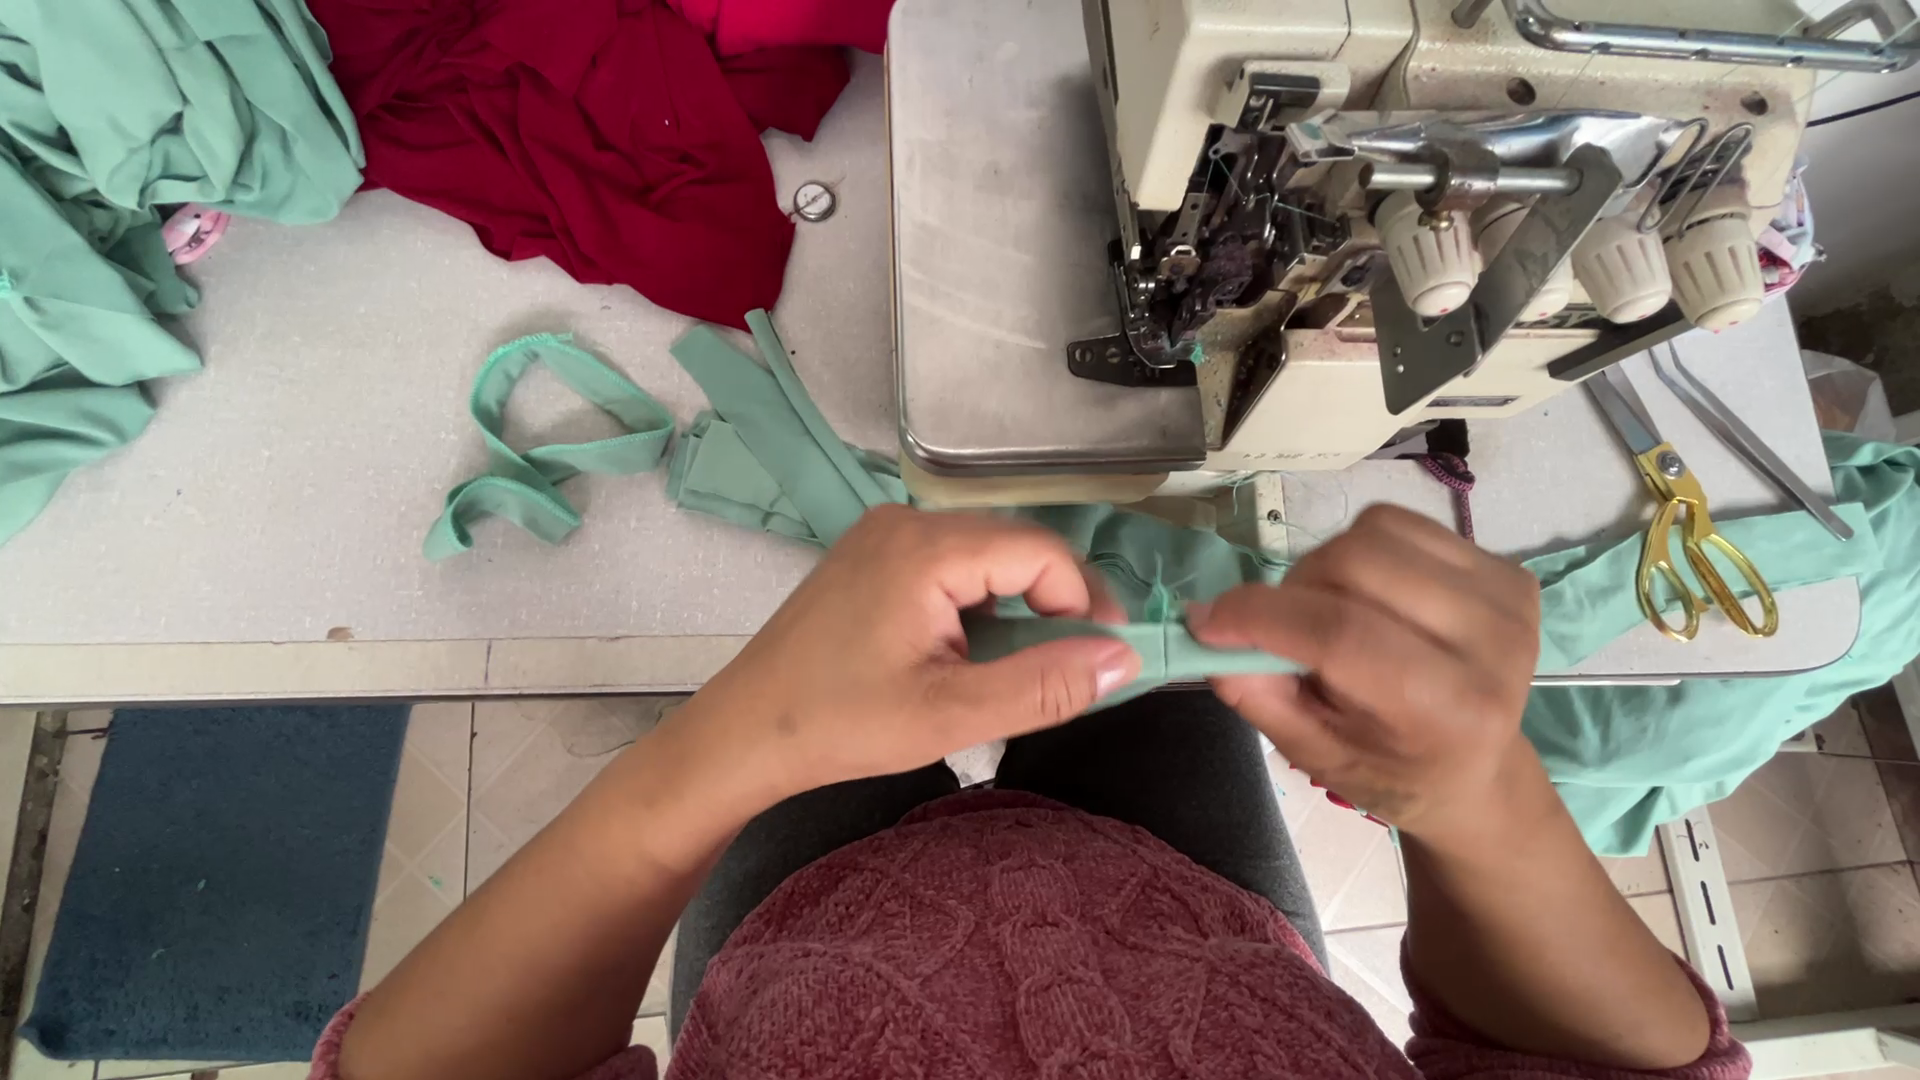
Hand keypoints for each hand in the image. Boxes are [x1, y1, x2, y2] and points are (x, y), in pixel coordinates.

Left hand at [684, 505, 1141, 802]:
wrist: (744, 731)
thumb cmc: (842, 724)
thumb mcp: (953, 715)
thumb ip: (1045, 686)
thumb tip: (1124, 659)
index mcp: (926, 548)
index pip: (1039, 551)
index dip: (1083, 600)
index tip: (1101, 656)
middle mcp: (906, 520)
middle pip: (1012, 545)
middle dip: (1052, 602)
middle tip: (1066, 665)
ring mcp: (883, 532)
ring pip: (983, 554)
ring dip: (1013, 604)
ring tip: (1014, 663)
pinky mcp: (870, 553)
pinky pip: (948, 561)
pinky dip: (976, 600)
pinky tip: (966, 646)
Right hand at [1190, 504, 1540, 841]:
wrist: (1476, 770)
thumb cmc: (1385, 767)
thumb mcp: (1310, 753)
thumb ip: (1256, 694)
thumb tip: (1209, 630)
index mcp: (1448, 709)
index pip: (1340, 633)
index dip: (1258, 615)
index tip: (1205, 621)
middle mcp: (1492, 644)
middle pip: (1353, 564)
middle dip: (1290, 590)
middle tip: (1281, 627)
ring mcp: (1506, 597)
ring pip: (1370, 534)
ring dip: (1322, 567)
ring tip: (1326, 609)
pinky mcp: (1505, 568)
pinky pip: (1396, 524)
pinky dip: (1356, 549)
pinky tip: (1365, 592)